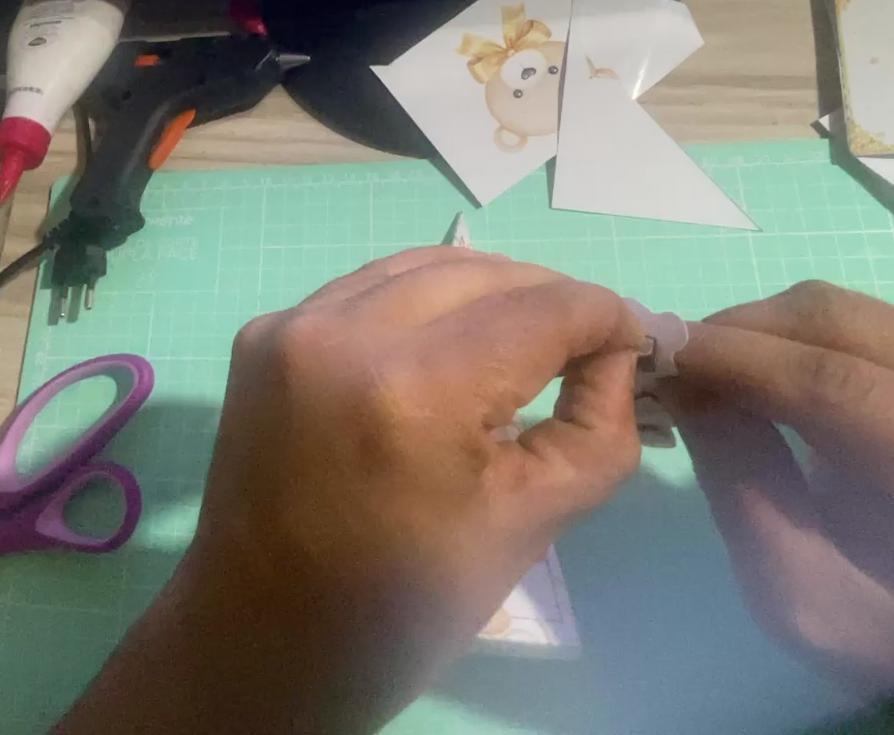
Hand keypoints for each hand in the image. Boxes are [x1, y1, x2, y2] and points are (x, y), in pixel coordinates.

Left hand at [56, 247, 647, 733]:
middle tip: (582, 336)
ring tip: (520, 327)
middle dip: (546, 295)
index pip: (537, 312)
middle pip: (479, 273)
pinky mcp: (262, 331)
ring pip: (417, 265)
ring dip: (482, 286)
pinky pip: (364, 288)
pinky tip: (442, 334)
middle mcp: (341, 336)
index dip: (601, 314)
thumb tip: (615, 352)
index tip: (631, 334)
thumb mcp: (528, 523)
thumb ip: (595, 426)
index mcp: (412, 393)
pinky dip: (417, 299)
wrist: (262, 628)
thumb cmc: (402, 602)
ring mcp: (290, 326)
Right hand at [662, 282, 893, 691]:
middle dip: (742, 331)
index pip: (846, 387)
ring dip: (760, 325)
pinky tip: (757, 366)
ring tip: (711, 365)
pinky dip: (788, 331)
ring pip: (850, 310)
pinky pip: (862, 320)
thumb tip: (682, 380)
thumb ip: (739, 482)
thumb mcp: (791, 592)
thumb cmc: (890, 635)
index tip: (661, 355)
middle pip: (848, 325)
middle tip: (675, 360)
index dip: (740, 360)